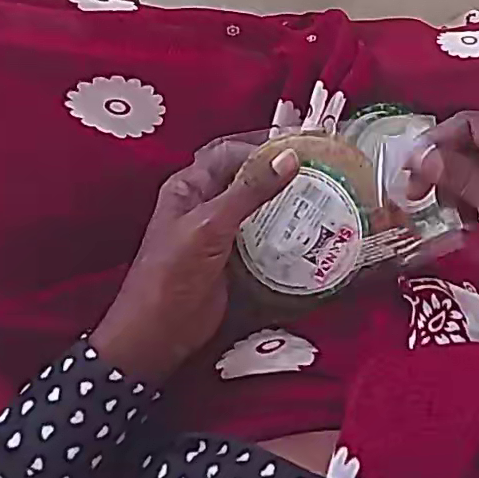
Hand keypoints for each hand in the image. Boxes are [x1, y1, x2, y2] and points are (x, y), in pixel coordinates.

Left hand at [91, 138, 298, 380]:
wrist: (159, 335)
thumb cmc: (172, 275)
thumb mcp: (211, 225)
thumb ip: (249, 190)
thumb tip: (288, 157)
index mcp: (190, 185)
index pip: (230, 151)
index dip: (262, 144)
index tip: (299, 142)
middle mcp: (205, 201)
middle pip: (245, 174)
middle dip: (277, 167)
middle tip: (315, 163)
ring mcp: (220, 228)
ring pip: (256, 202)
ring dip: (283, 195)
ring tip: (319, 188)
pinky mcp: (234, 253)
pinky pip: (262, 229)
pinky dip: (283, 223)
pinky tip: (307, 222)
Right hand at [403, 112, 478, 364]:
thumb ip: (465, 180)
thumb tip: (421, 155)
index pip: (472, 124)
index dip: (436, 142)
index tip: (410, 169)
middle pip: (474, 141)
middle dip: (443, 164)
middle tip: (416, 192)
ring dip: (457, 183)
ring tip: (446, 212)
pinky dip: (474, 195)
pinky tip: (467, 219)